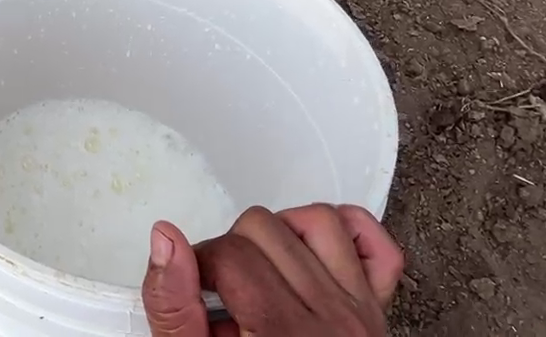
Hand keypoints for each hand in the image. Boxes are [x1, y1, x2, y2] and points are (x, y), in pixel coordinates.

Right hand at [142, 204, 403, 336]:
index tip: (196, 290)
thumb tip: (165, 236)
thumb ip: (173, 307)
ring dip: (282, 233)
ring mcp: (364, 317)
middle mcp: (334, 325)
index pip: (230, 254)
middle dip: (232, 250)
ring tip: (262, 271)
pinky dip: (345, 234)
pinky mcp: (379, 313)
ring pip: (317, 221)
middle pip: (265, 228)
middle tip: (225, 293)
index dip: (199, 264)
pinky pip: (377, 246)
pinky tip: (312, 255)